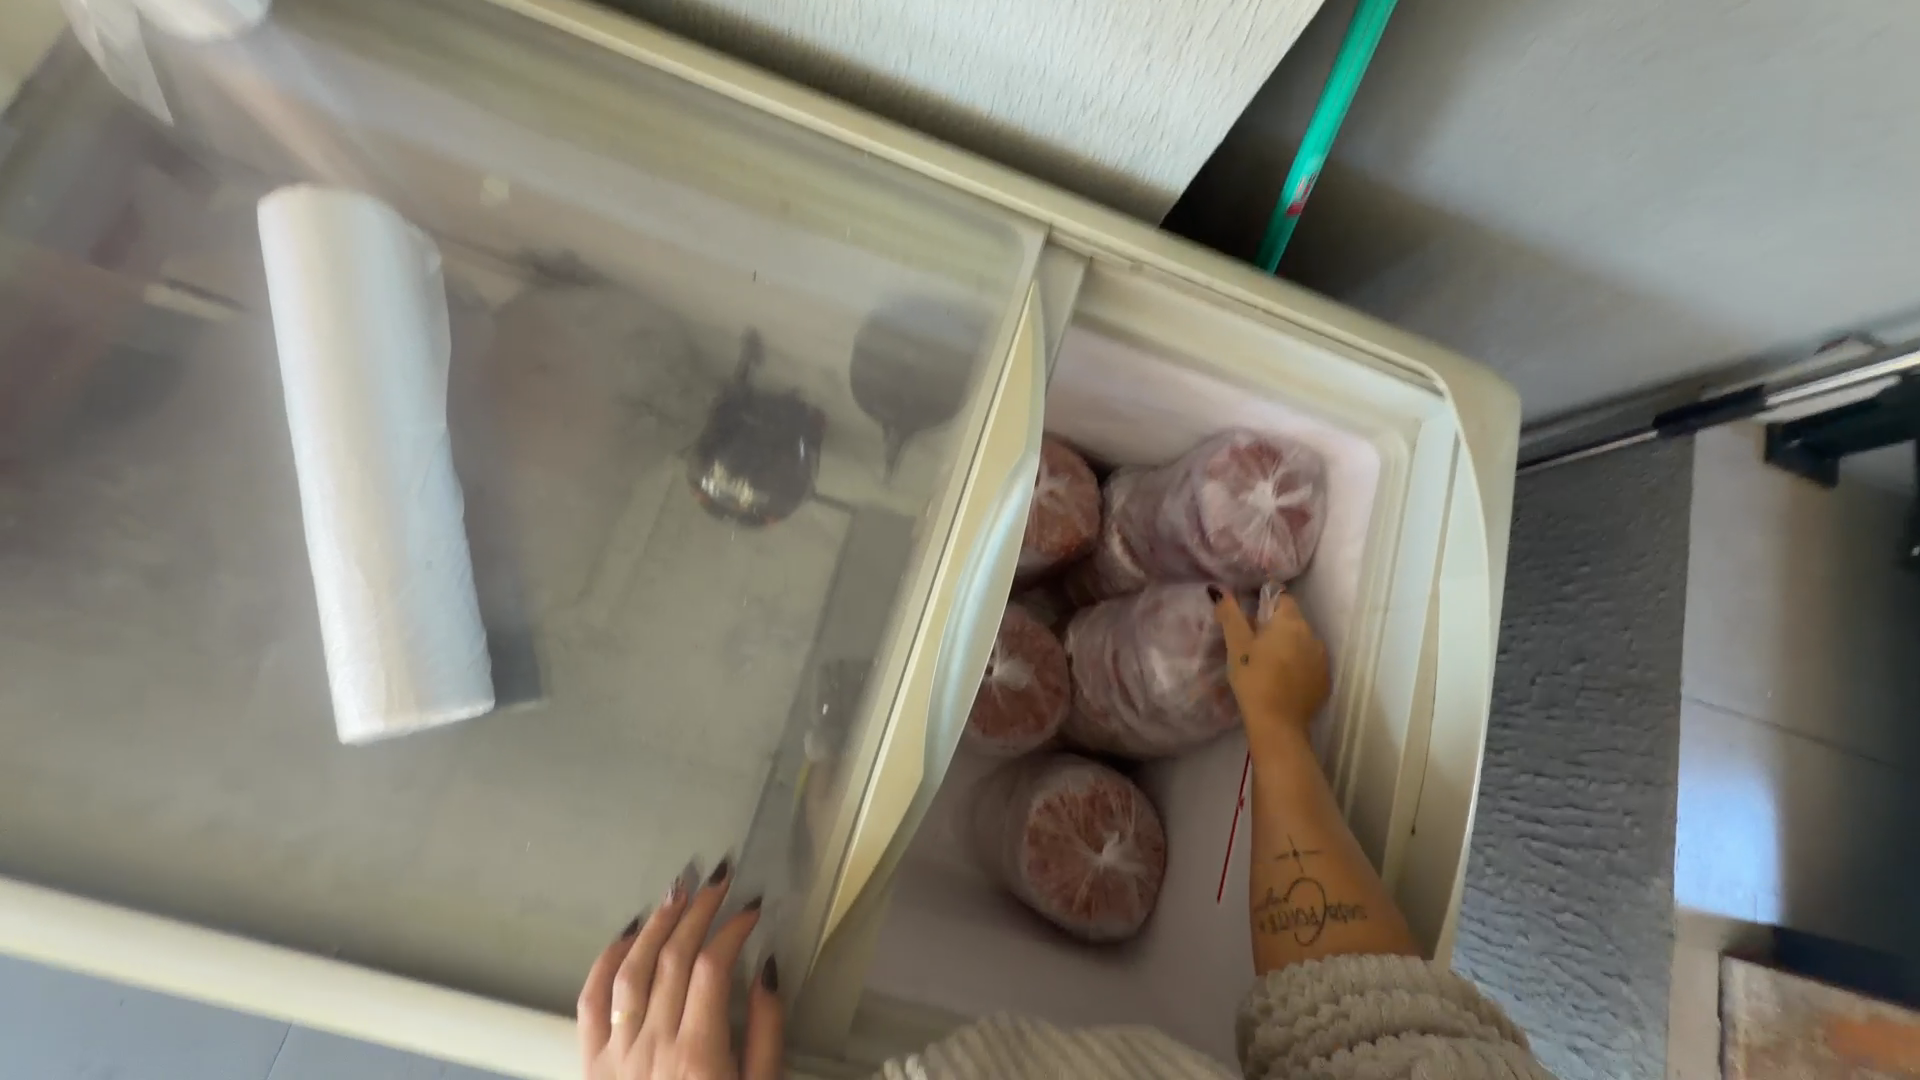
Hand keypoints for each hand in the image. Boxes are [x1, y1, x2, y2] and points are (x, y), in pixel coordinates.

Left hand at [577, 861, 783, 1079]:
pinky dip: (606, 962)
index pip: (711, 967)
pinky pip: (591, 1003)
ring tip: (679, 892)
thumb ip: (766, 1031)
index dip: (733, 928)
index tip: (752, 908)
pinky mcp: (590, 1066)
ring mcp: (615, 1056)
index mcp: (698, 1055)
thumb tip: (766, 968)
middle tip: (719, 879)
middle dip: (698, 910)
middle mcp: (652, 1047)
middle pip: (671, 957)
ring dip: (656, 924)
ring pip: (632, 970)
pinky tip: (626, 935)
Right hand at [1211, 586, 1330, 751]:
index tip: (1251, 620)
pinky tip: (1282, 680)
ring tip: (1268, 665)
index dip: (1266, 604)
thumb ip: (1230, 614)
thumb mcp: (1236, 645)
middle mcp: (1312, 635)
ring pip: (1302, 642)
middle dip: (1276, 627)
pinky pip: (1310, 663)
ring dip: (1288, 646)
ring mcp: (1322, 658)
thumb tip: (1220, 590)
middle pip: (1293, 621)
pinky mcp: (1325, 680)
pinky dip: (1298, 665)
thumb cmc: (1253, 678)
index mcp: (1290, 622)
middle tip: (1253, 645)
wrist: (1277, 723)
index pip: (1283, 598)